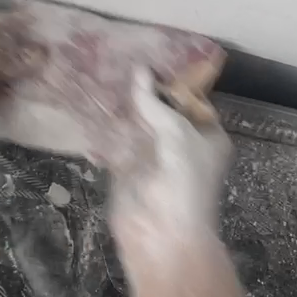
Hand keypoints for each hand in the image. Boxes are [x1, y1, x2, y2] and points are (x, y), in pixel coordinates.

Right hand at [107, 69, 231, 241]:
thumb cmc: (184, 180)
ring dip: (120, 108)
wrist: (164, 239)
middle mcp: (182, 145)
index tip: (149, 57)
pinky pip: (116, 144)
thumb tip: (139, 71)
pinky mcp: (128, 172)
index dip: (171, 81)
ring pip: (136, 126)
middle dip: (142, 93)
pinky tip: (89, 107)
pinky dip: (104, 130)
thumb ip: (155, 103)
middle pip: (160, 111)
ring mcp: (154, 159)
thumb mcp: (176, 133)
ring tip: (100, 77)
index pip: (189, 100)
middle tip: (119, 61)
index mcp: (207, 136)